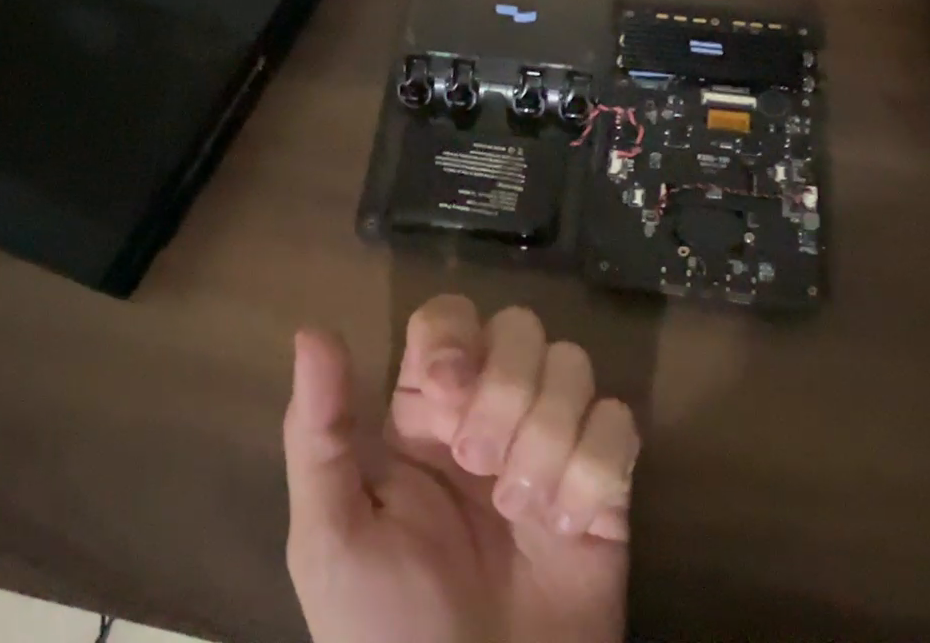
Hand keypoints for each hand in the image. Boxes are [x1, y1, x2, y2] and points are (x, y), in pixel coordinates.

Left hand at [283, 297, 637, 642]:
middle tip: (478, 464)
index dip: (455, 337)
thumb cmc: (386, 627)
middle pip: (521, 329)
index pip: (449, 318)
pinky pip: (619, 423)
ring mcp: (552, 443)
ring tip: (522, 510)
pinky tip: (566, 525)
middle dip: (506, 391)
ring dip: (548, 437)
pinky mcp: (605, 479)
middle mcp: (491, 411)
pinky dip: (594, 469)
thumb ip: (318, 435)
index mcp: (424, 412)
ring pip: (574, 365)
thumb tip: (310, 331)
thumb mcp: (330, 538)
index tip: (445, 391)